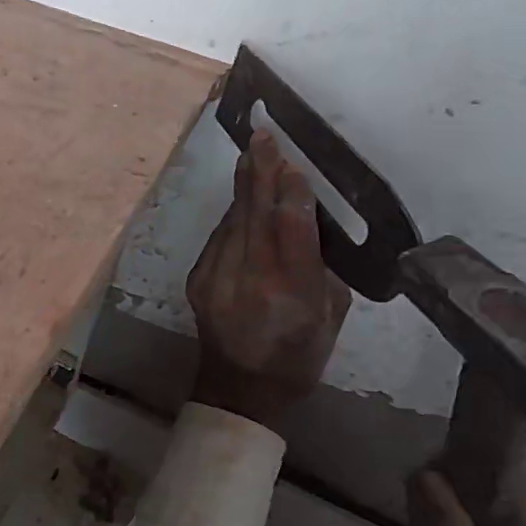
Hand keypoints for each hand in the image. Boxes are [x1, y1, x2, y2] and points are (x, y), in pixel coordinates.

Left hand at [185, 127, 351, 433]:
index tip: (292, 164)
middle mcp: (248, 282)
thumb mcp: (328, 318)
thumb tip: (306, 221)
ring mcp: (215, 279)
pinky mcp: (197, 278)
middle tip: (263, 137)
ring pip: (233, 221)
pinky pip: (220, 236)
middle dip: (260, 173)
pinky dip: (235, 215)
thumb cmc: (296, 357)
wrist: (238, 388)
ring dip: (245, 188)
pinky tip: (244, 198)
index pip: (291, 231)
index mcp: (288, 296)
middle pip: (254, 216)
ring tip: (255, 156)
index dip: (291, 194)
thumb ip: (320, 268)